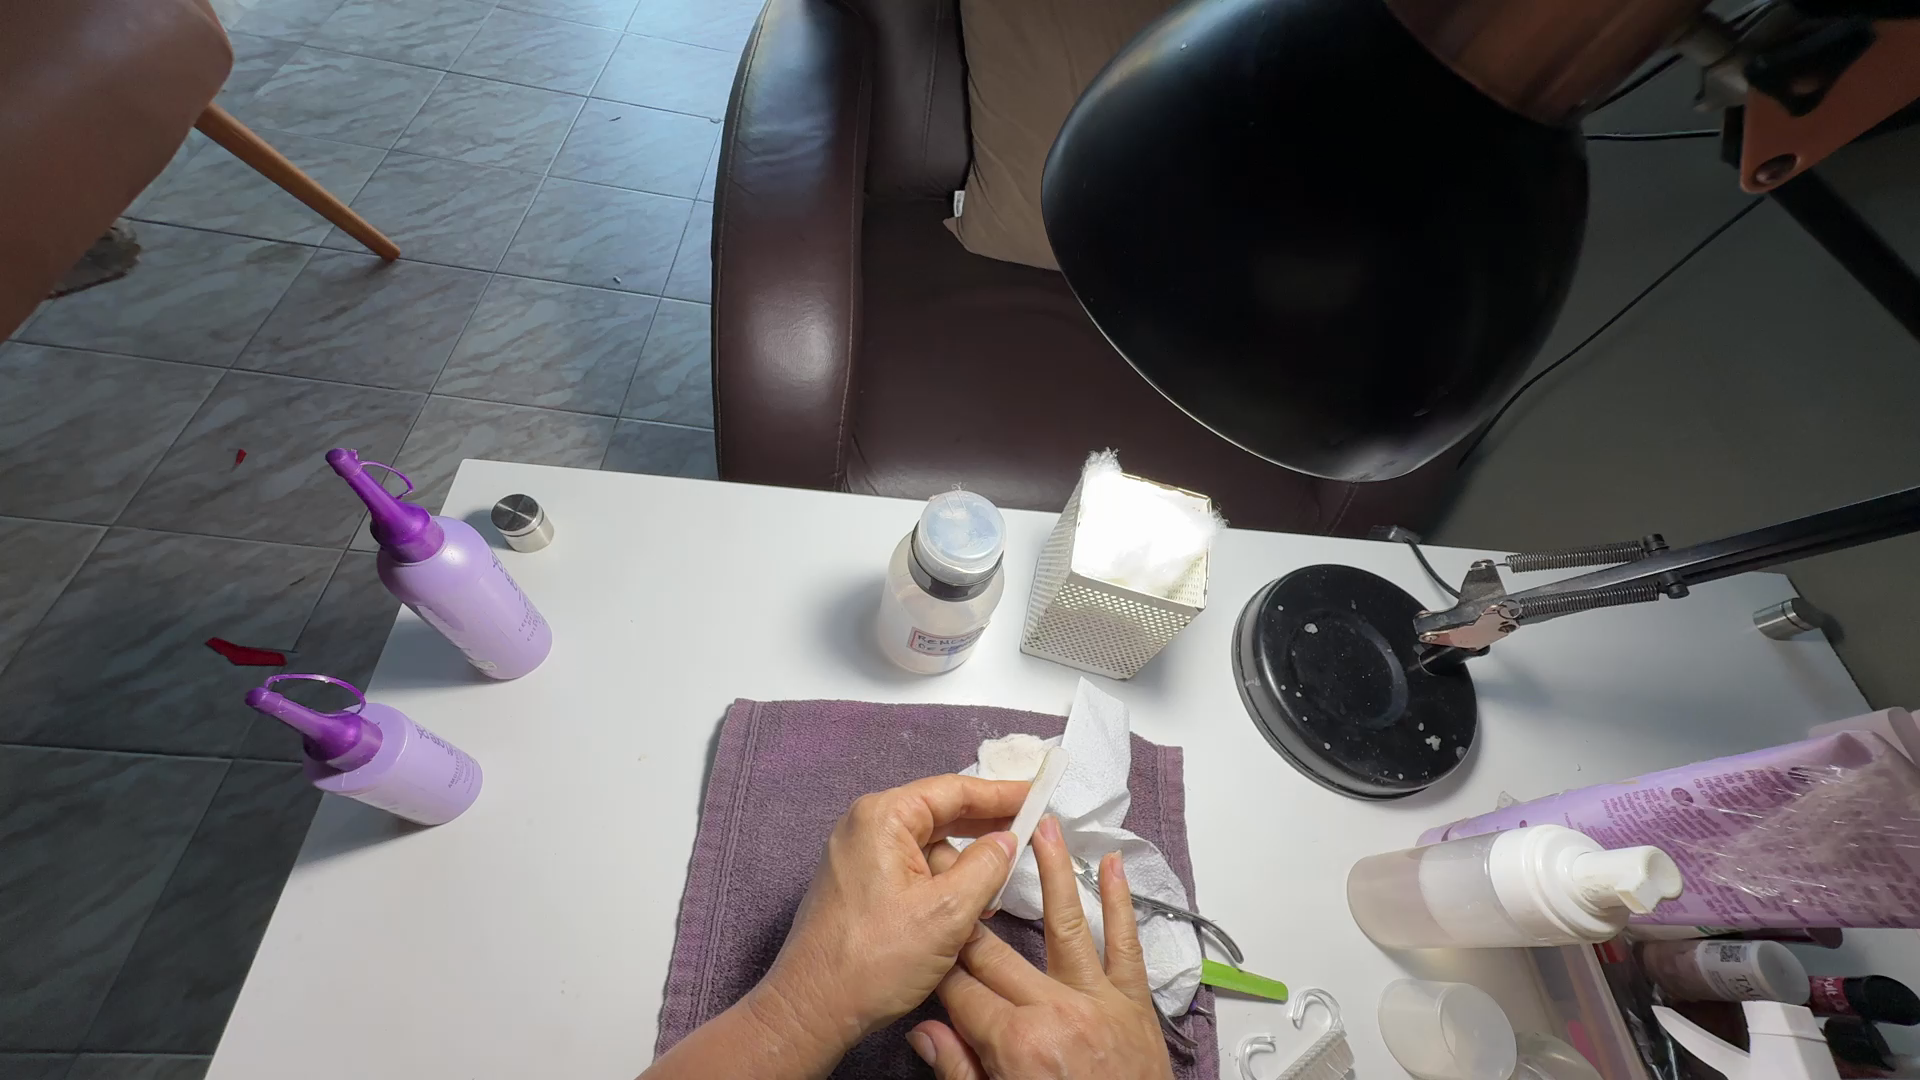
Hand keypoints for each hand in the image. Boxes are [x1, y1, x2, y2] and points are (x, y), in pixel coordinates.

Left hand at [756, 774, 1028, 1059]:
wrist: (811, 1011)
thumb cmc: (872, 961)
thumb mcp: (946, 913)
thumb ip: (986, 867)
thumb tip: (1008, 839)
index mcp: (883, 816)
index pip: (954, 790)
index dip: (1000, 793)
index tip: (1035, 792)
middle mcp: (867, 824)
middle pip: (940, 814)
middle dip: (984, 830)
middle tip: (1028, 831)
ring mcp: (860, 852)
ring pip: (929, 845)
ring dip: (962, 867)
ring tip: (989, 898)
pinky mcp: (859, 880)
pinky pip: (911, 867)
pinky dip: (940, 883)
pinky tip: (962, 910)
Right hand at [910, 816, 1175, 1079]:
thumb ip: (961, 1072)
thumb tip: (922, 1030)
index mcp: (1018, 1047)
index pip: (961, 991)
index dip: (936, 965)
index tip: (921, 931)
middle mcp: (1057, 1013)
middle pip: (997, 953)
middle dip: (968, 910)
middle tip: (949, 861)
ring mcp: (1099, 1003)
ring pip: (1067, 923)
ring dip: (1051, 871)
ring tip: (1041, 827)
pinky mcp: (1134, 1005)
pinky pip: (1128, 946)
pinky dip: (1123, 902)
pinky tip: (1114, 864)